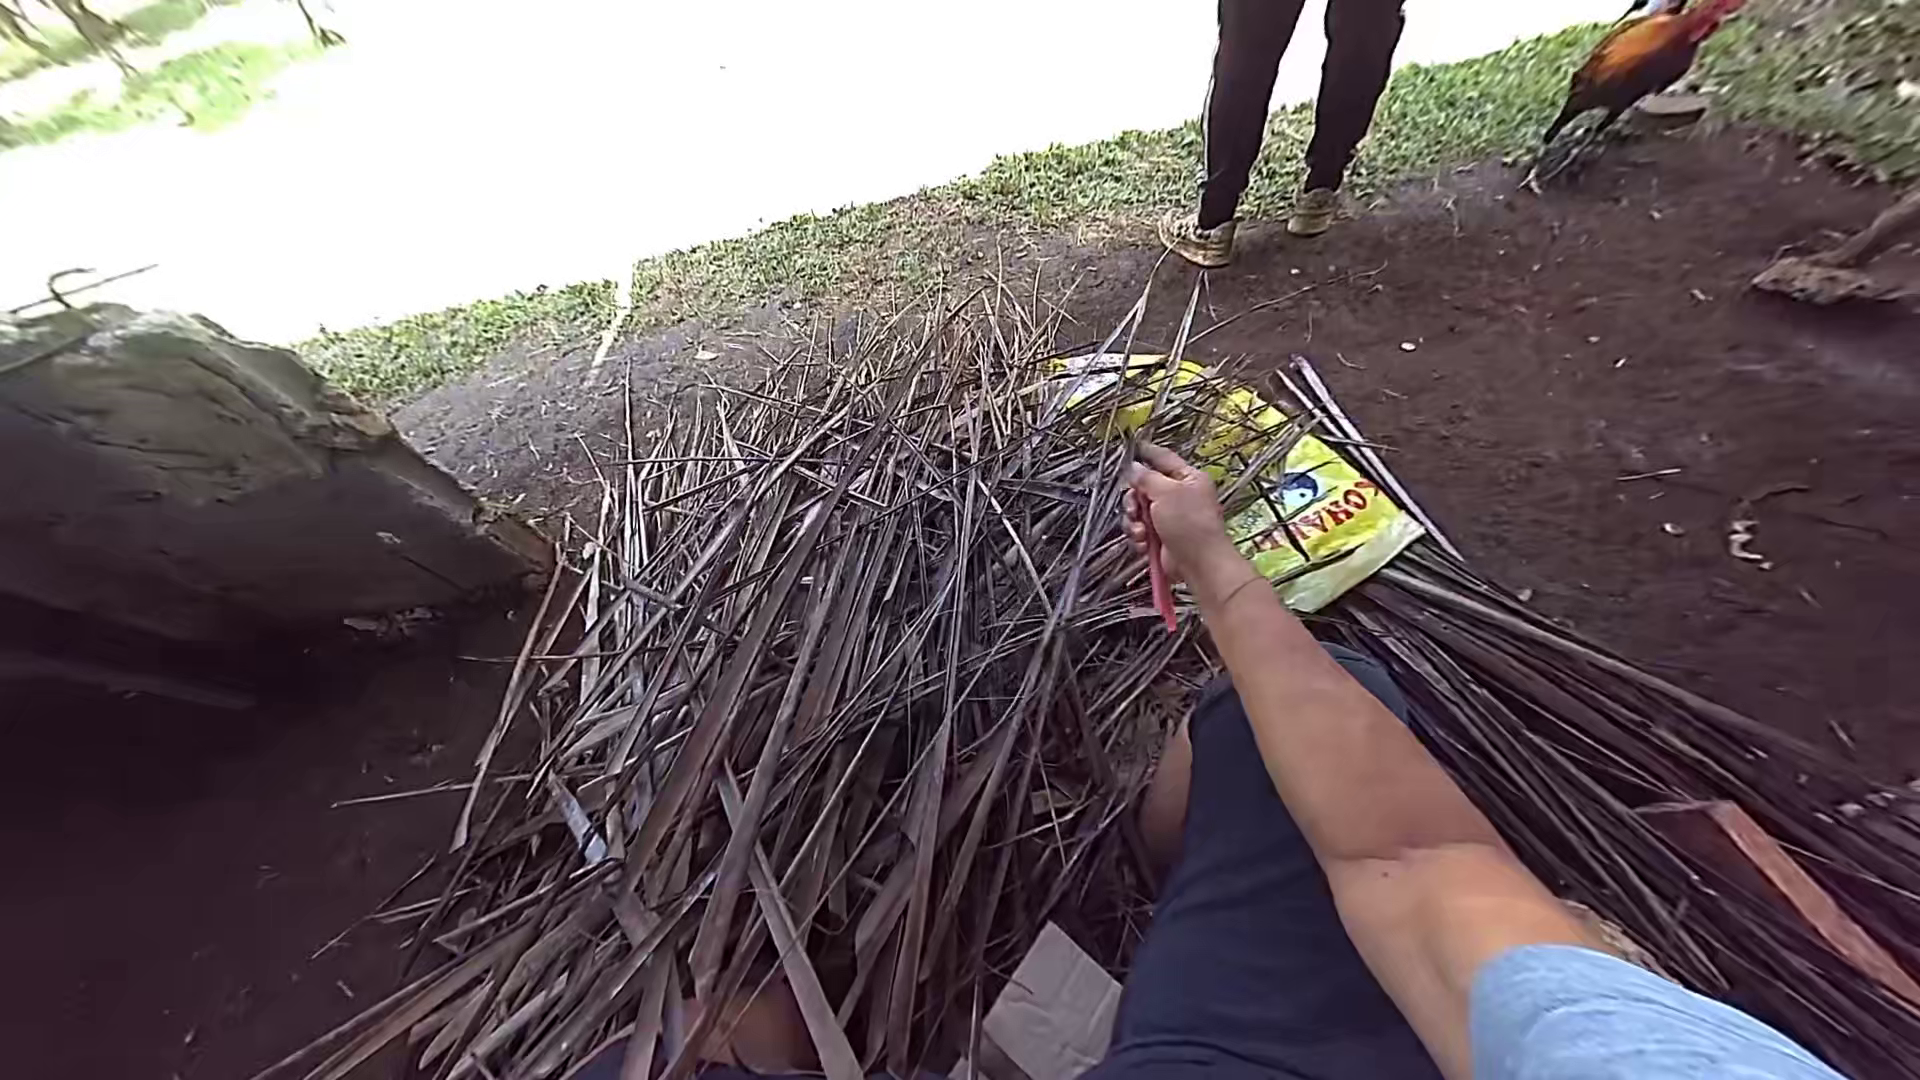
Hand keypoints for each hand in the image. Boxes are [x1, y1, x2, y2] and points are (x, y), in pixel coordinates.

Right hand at [1122, 442, 1253, 596]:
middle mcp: (1177, 496)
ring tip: (1143, 531)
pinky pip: (1138, 530)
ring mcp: (1168, 517)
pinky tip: (1144, 543)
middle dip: (1133, 500)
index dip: (1146, 453)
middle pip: (1143, 488)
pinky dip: (1138, 537)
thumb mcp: (1167, 492)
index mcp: (1187, 478)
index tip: (1131, 448)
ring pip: (1137, 511)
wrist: (1197, 562)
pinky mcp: (1159, 537)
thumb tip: (1133, 467)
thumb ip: (1146, 477)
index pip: (1163, 459)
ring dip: (1134, 522)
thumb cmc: (1189, 523)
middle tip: (1135, 508)